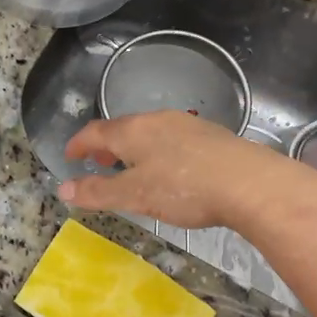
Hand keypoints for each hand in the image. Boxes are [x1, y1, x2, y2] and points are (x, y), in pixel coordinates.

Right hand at [59, 111, 316, 231]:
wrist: (253, 185)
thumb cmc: (185, 189)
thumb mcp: (134, 196)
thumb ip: (97, 192)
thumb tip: (62, 189)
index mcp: (132, 131)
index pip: (94, 131)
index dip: (78, 143)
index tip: (69, 155)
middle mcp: (157, 120)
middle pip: (123, 128)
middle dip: (107, 146)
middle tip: (99, 162)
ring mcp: (188, 125)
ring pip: (150, 133)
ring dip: (134, 149)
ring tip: (133, 168)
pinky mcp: (212, 137)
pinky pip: (173, 139)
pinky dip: (159, 152)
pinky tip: (171, 170)